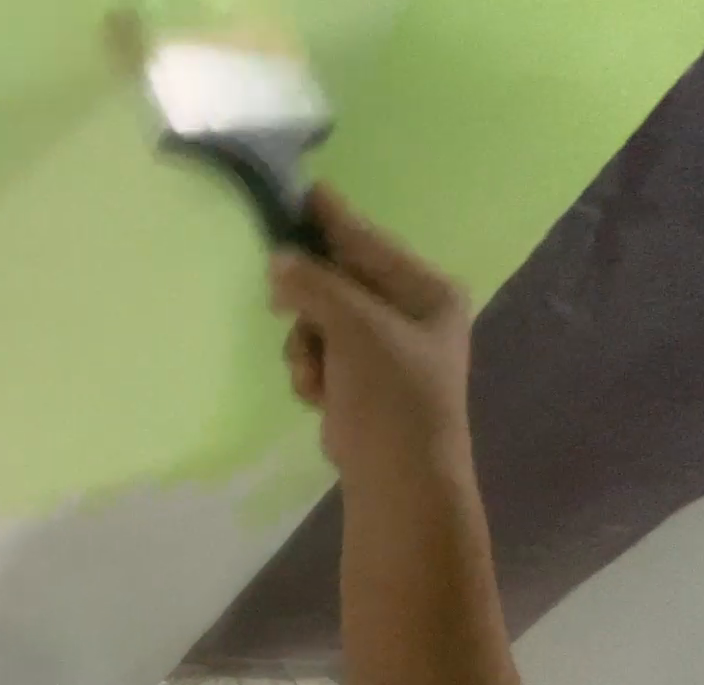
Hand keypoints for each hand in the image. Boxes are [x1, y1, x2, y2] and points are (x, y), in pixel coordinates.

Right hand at [269, 185, 474, 490]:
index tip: (303, 192)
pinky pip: (317, 356)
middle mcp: (406, 314)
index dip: (334, 221)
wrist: (397, 473)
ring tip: (315, 377)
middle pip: (336, 286)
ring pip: (317, 324)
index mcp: (424, 292)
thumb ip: (318, 289)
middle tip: (281, 306)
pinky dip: (310, 372)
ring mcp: (380, 349)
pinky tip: (318, 394)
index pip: (369, 245)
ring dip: (305, 348)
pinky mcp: (357, 379)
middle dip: (309, 307)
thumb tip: (279, 259)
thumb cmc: (391, 396)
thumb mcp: (356, 332)